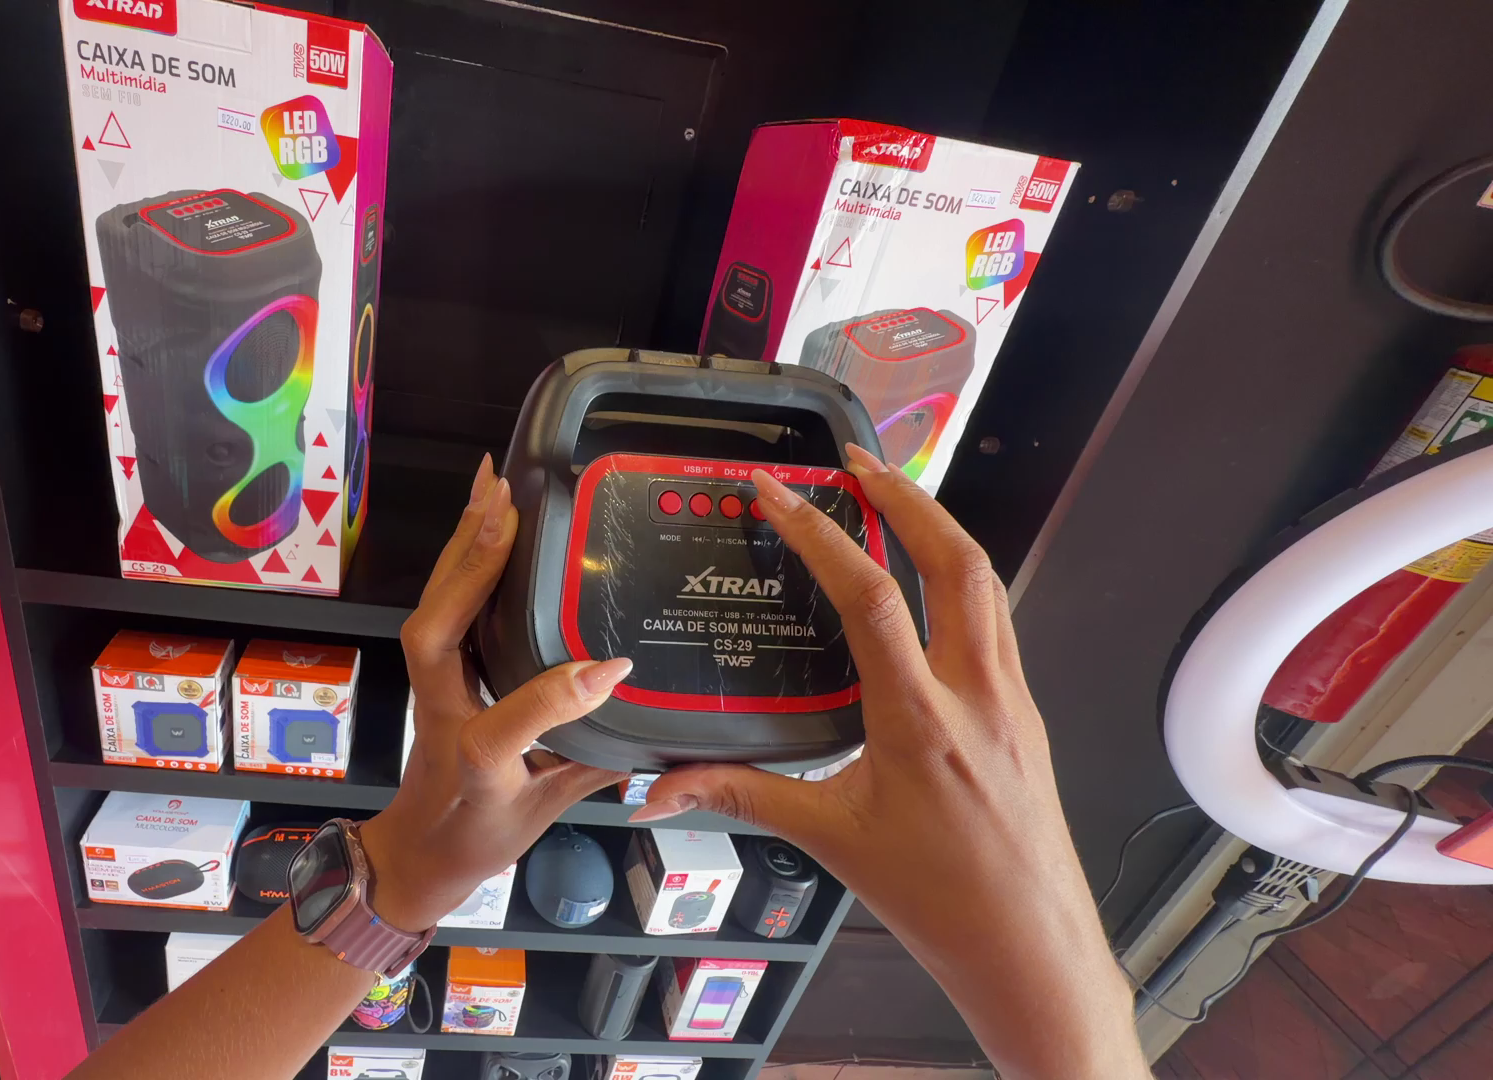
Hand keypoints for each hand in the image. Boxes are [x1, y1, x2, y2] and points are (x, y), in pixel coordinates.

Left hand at [358, 455, 629, 931]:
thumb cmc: (476, 837)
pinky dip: (458, 561)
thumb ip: (594, 766)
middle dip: (470, 560)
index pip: (503, 726)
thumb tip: (653, 729)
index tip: (611, 669)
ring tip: (487, 488)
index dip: (553, 698)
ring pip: (432, 608)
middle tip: (501, 495)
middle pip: (436, 631)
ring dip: (459, 545)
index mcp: (473, 762)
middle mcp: (443, 711)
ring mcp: (432, 685)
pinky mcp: (435, 669)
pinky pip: (441, 608)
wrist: (415, 851)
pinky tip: (480, 526)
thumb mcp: (540, 814)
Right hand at [633, 444, 1146, 1079]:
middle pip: (957, 563)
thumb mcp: (828, 839)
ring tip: (888, 495)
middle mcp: (977, 694)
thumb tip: (661, 787)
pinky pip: (993, 618)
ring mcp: (1011, 699)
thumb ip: (739, 795)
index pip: (869, 597)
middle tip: (854, 461)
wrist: (1036, 957)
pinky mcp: (1022, 712)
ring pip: (987, 584)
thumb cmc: (939, 901)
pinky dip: (957, 574)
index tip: (777, 493)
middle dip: (905, 498)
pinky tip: (923, 579)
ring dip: (938, 528)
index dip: (818, 533)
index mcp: (921, 720)